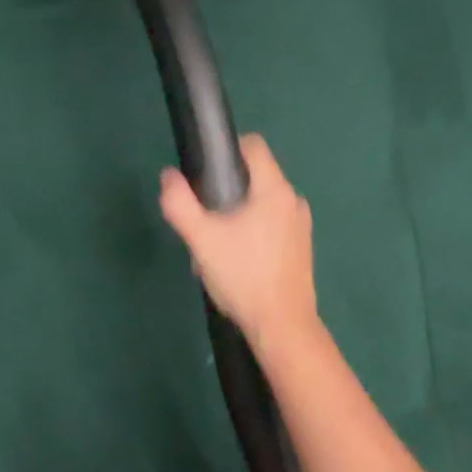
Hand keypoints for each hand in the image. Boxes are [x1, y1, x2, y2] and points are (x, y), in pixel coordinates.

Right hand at [159, 133, 318, 346]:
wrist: (282, 326)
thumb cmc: (243, 277)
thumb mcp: (202, 240)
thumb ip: (180, 204)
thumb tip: (169, 176)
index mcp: (275, 190)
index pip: (253, 146)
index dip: (226, 150)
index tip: (204, 173)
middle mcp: (294, 201)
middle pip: (256, 177)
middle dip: (227, 190)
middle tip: (204, 218)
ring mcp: (301, 226)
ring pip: (263, 204)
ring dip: (239, 214)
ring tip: (217, 245)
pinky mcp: (301, 249)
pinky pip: (273, 226)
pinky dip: (254, 233)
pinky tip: (237, 262)